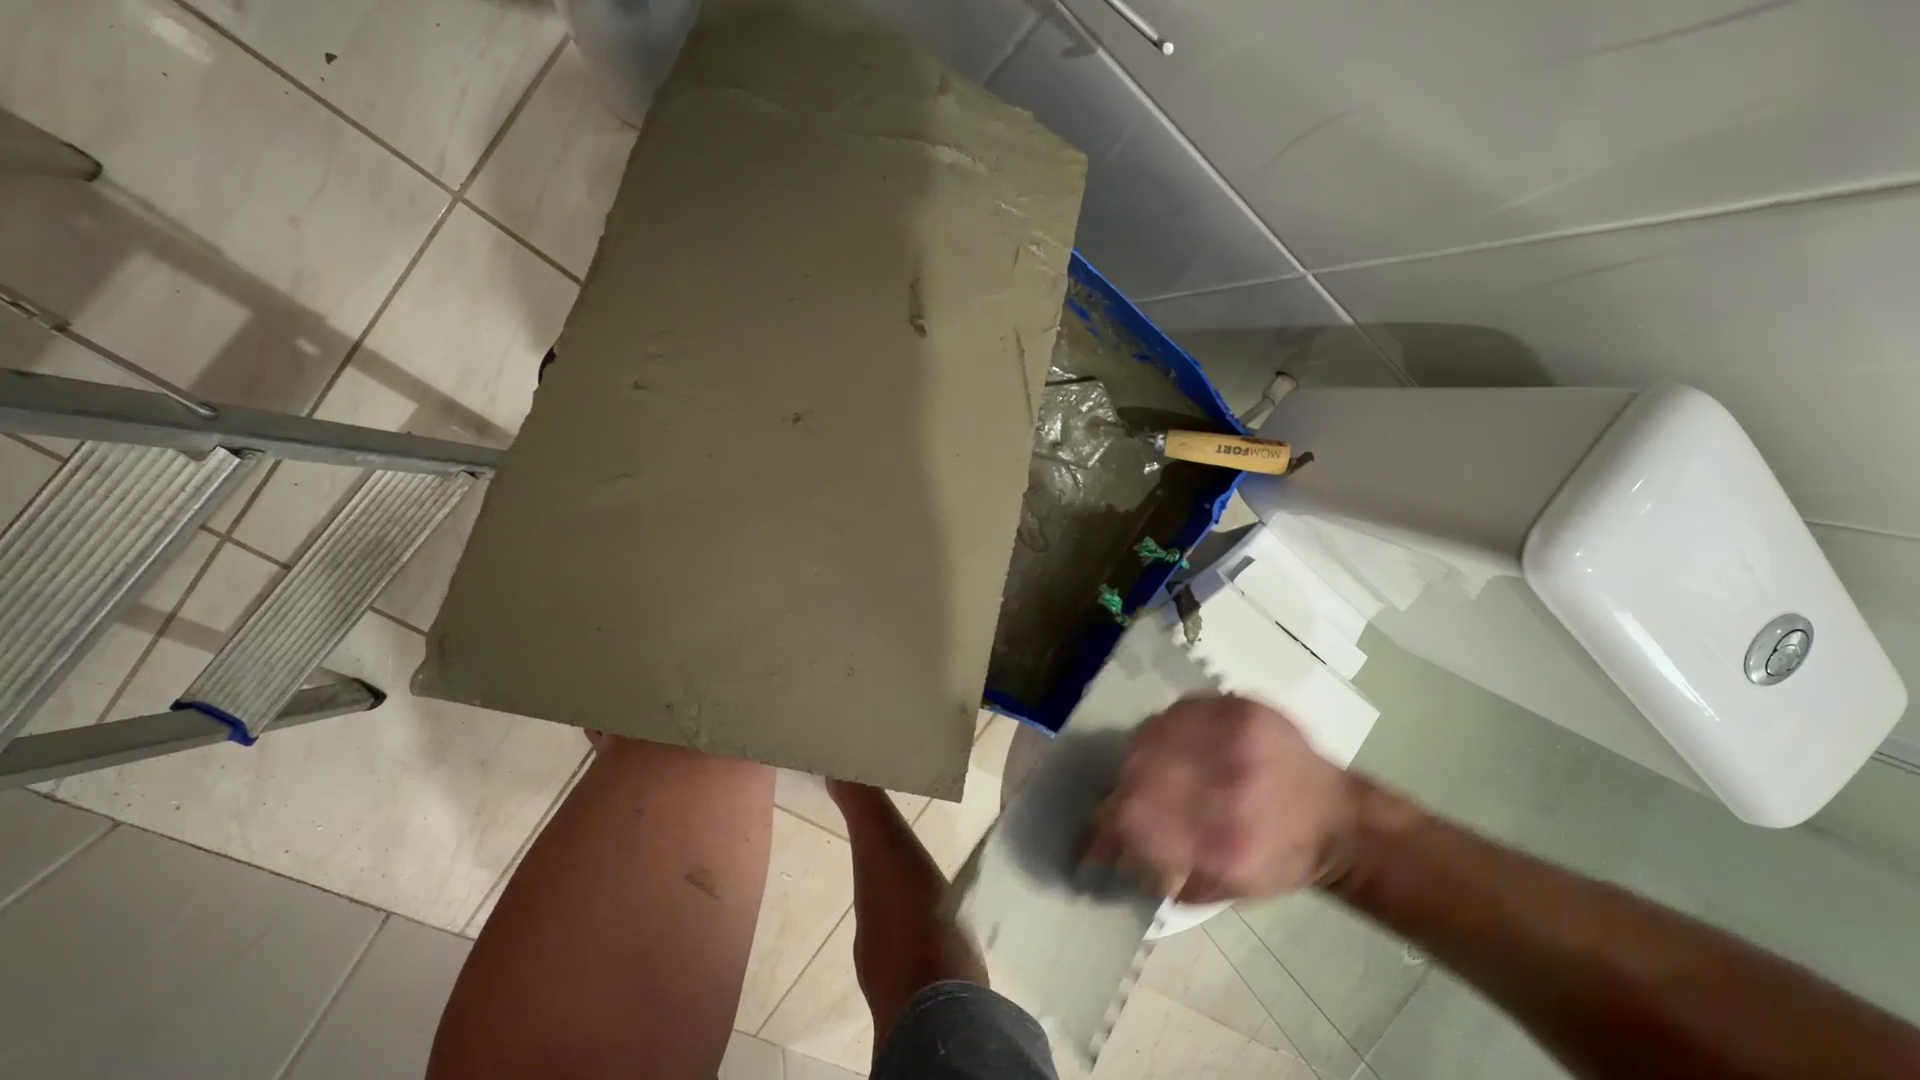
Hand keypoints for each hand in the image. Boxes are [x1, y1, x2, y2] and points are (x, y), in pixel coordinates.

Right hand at [1088, 695, 1357, 902]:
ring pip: (1152, 737)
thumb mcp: (1221, 887)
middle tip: (1123, 802)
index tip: (1099, 836)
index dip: (1107, 826)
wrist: (1337, 819)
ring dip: (1138, 757)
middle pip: (1137, 774)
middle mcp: (1230, 786)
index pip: (1134, 820)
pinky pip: (1178, 711)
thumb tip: (1109, 852)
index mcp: (1224, 841)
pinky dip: (1164, 729)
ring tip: (1145, 772)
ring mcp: (1238, 739)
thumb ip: (1163, 873)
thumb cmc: (1275, 863)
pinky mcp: (1244, 708)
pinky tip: (1170, 745)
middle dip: (1121, 791)